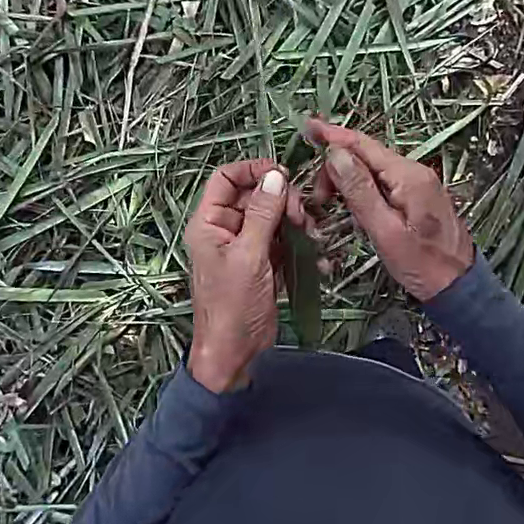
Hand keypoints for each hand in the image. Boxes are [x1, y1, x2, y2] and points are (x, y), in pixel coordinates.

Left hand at [185, 159, 306, 391]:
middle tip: (300, 214)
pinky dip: (298, 243)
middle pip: (255, 196)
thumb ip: (262, 214)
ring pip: (272, 217)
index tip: (281, 172)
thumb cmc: (231, 308)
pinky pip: (282, 240)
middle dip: (281, 200)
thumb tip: (274, 177)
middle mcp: (225, 230)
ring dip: (294, 221)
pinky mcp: (263, 262)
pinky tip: (314, 253)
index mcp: (209, 223)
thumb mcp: (248, 256)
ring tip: (310, 235)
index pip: (225, 178)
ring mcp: (245, 246)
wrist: (236, 353)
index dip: (252, 170)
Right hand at [308, 118, 474, 301]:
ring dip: (347, 180)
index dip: (333, 135)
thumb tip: (335, 155)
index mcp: (408, 176)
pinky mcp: (417, 197)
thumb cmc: (423, 265)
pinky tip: (351, 204)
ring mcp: (418, 184)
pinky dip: (361, 188)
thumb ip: (360, 191)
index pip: (363, 145)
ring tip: (329, 203)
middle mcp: (414, 172)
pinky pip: (382, 182)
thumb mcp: (385, 231)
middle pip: (366, 156)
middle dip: (336, 169)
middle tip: (319, 198)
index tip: (309, 127)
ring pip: (372, 169)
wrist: (460, 287)